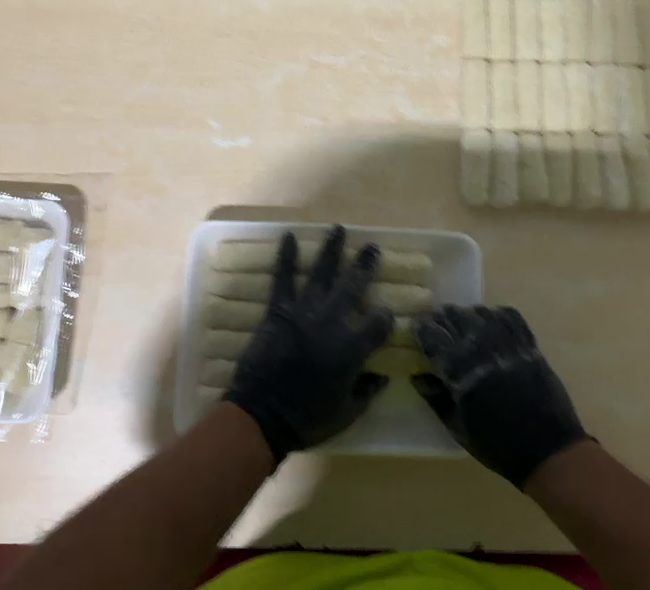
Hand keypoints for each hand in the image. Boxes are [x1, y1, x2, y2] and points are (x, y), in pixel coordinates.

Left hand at [222, 226, 393, 462]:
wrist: (263, 414)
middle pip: (354, 286)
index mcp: (353, 348)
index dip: (386, 317)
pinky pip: (282, 278)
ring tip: (338, 229)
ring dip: (331, 249)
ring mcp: (304, 312)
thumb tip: (381, 377)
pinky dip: (285, 257)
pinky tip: (288, 236)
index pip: (379, 323)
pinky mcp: (278, 310)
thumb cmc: (308, 419)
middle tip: (372, 247)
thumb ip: (367, 391)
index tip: (386, 313)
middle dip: (365, 264)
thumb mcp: (348, 413)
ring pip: (321, 273)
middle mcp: (332, 322)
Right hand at [411, 305, 588, 487]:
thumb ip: (436, 399)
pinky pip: (511, 319)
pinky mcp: (530, 347)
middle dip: (442, 318)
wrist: (549, 452)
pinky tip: (490, 321)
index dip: (423, 330)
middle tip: (436, 323)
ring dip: (467, 314)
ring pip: (482, 314)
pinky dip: (497, 314)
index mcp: (464, 376)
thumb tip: (416, 376)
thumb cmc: (498, 446)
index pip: (435, 339)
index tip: (416, 328)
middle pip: (457, 319)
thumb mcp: (459, 430)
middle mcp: (485, 354)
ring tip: (461, 321)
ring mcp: (510, 347)